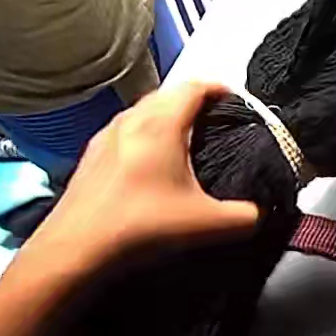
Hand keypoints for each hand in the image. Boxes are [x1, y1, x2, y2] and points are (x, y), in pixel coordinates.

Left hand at [13, 82, 259, 282]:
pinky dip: (147, 134)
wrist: (75, 249)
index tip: (237, 101)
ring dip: (168, 117)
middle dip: (195, 102)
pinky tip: (152, 164)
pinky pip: (127, 131)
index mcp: (160, 124)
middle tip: (218, 122)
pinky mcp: (91, 156)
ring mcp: (106, 136)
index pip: (194, 87)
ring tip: (188, 140)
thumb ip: (245, 217)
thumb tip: (260, 213)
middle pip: (168, 95)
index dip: (219, 88)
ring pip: (144, 112)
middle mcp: (131, 120)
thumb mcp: (207, 225)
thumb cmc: (142, 227)